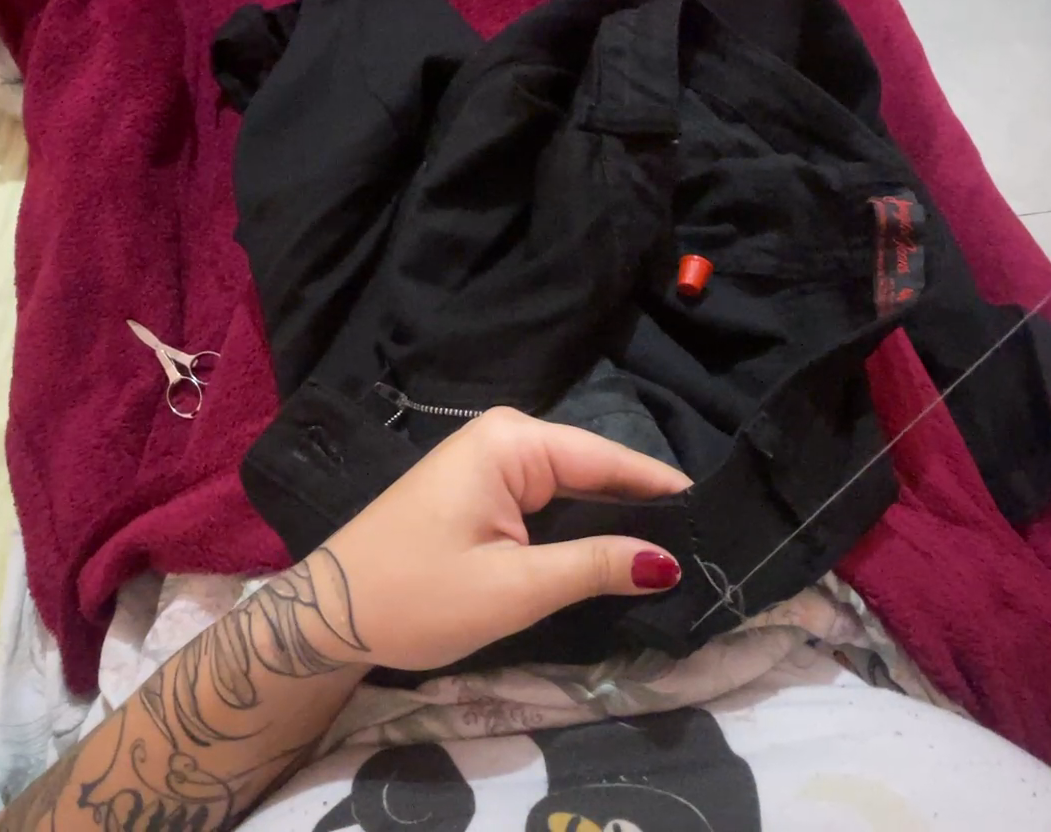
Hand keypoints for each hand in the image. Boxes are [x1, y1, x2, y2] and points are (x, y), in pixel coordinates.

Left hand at [315, 408, 689, 671]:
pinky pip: (548, 498)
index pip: (609, 459)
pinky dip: (581, 524)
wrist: (329, 614)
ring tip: (677, 550)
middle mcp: (506, 436)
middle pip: (594, 468)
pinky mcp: (483, 487)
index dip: (664, 490)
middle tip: (706, 546)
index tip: (720, 516)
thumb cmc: (417, 596)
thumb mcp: (513, 587)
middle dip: (643, 507)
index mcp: (513, 441)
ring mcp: (491, 459)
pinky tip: (616, 548)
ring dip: (615, 518)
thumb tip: (667, 561)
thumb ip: (593, 566)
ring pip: (573, 485)